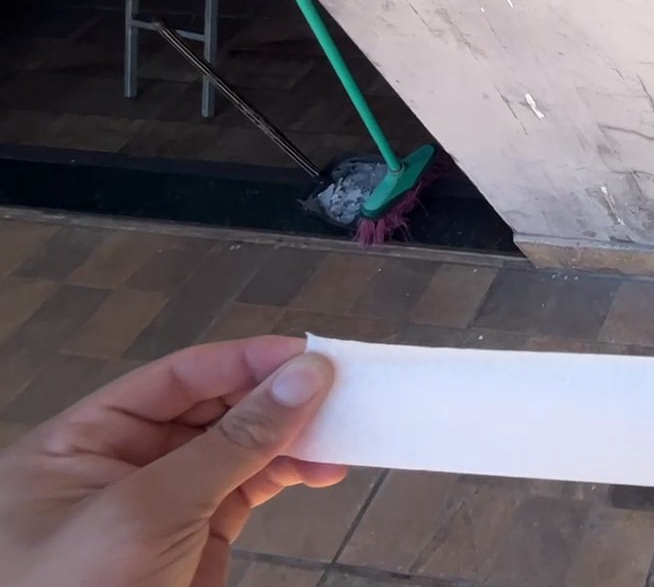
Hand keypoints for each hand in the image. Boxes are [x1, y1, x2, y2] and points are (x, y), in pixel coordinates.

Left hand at [0, 335, 340, 586]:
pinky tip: (327, 468)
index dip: (250, 360)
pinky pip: (259, 477)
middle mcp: (123, 460)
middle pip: (222, 404)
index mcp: (81, 445)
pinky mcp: (201, 524)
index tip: (317, 356)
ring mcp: (166, 495)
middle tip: (343, 395)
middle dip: (284, 400)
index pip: (180, 377)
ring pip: (250, 440)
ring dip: (300, 435)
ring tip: (344, 436)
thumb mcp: (151, 511)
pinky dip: (298, 468)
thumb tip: (313, 370)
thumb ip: (235, 438)